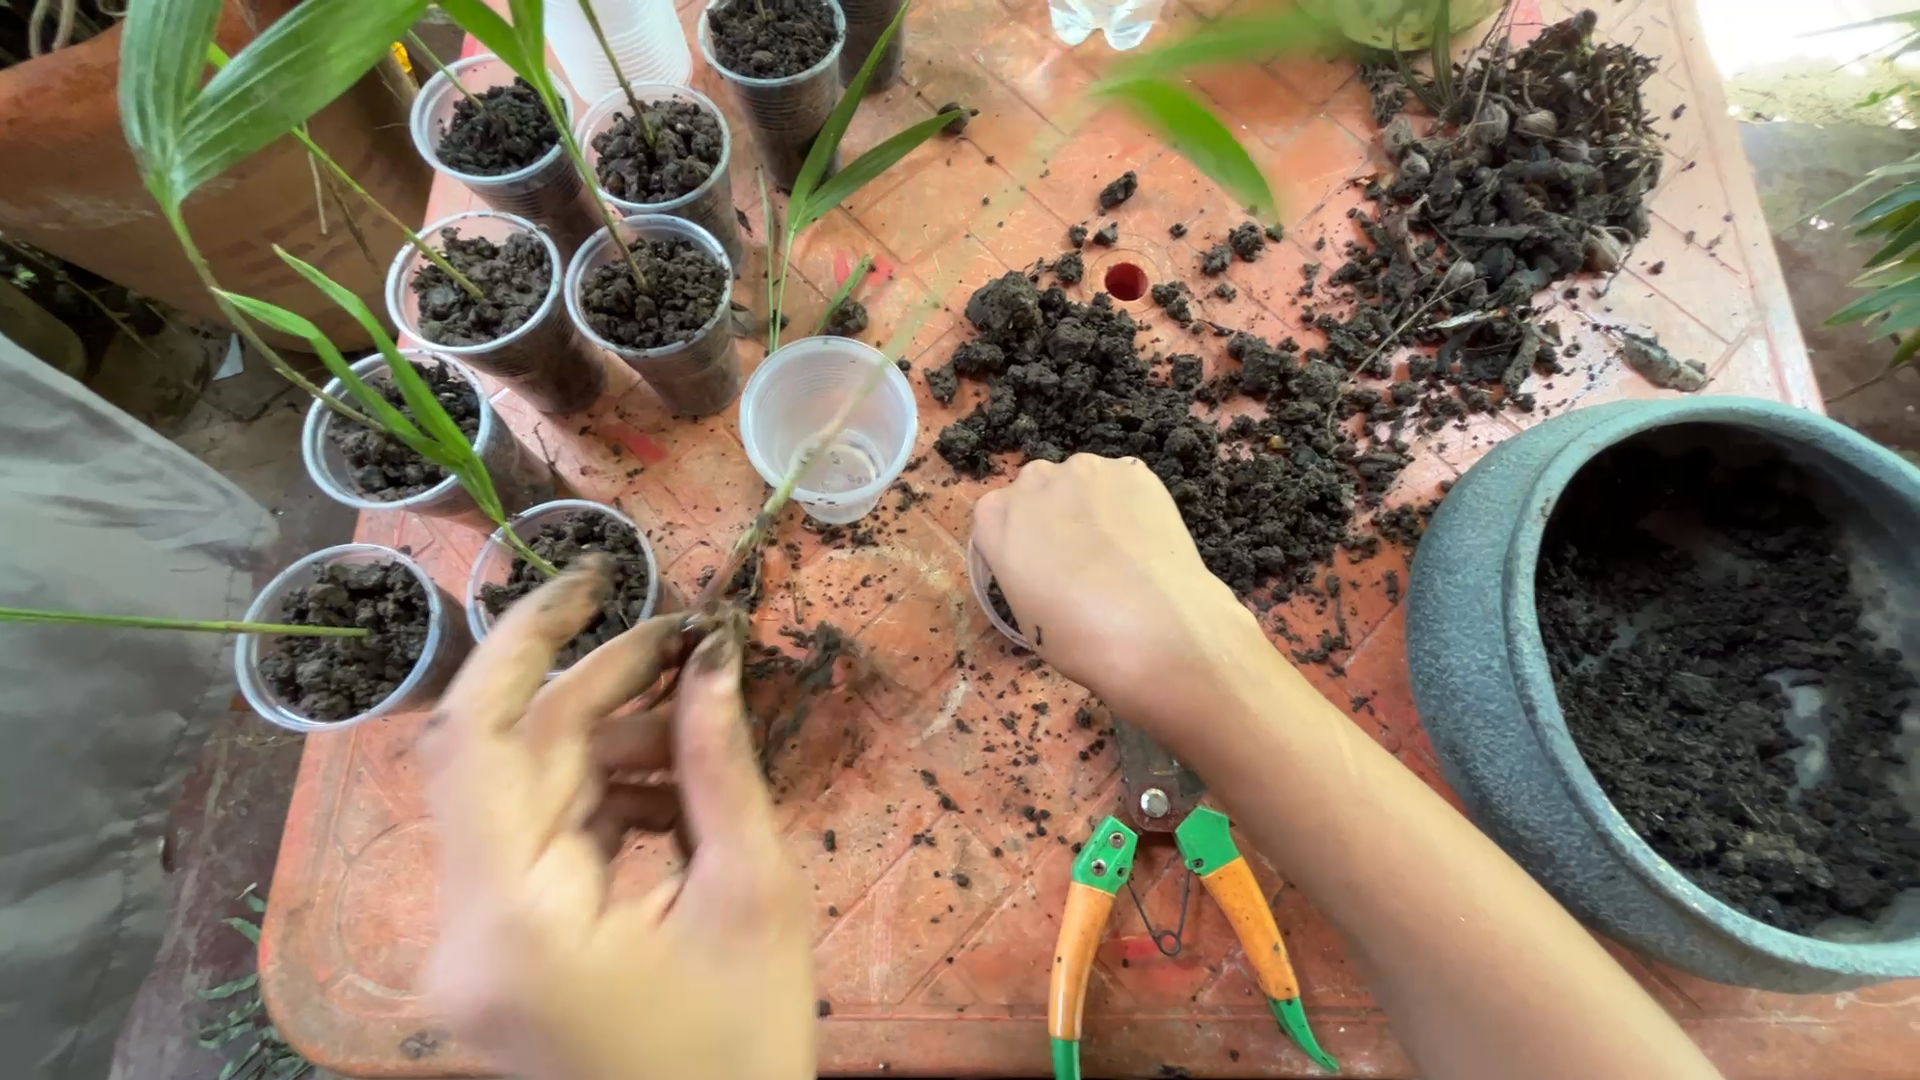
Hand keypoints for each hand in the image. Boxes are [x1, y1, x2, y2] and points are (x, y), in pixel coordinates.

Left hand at [423, 559, 814, 1079]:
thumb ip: (719, 762)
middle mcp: (467, 926)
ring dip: (616, 738)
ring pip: (533, 787)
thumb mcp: (751, 889)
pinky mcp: (507, 942)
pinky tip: (677, 790)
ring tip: (699, 722)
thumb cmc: (746, 1040)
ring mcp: (479, 938)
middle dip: (603, 683)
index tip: (594, 581)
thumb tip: (715, 656)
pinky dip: (612, 791)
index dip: (529, 641)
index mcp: (514, 921)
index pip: (477, 741)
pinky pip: (550, 832)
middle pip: (514, 755)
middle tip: (690, 643)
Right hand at [971, 454, 1267, 750]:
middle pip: (1038, 490)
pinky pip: (1123, 484)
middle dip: (1054, 514)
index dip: (1022, 542)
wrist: (1151, 628)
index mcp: (995, 516)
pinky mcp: (1134, 470)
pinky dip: (1129, 504)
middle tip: (1079, 557)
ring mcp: (1086, 469)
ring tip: (1119, 549)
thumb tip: (1048, 562)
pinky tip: (1144, 539)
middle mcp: (1033, 480)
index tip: (1040, 567)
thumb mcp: (1023, 611)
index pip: (999, 516)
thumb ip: (1023, 568)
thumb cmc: (1075, 636)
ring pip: (1082, 483)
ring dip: (1092, 506)